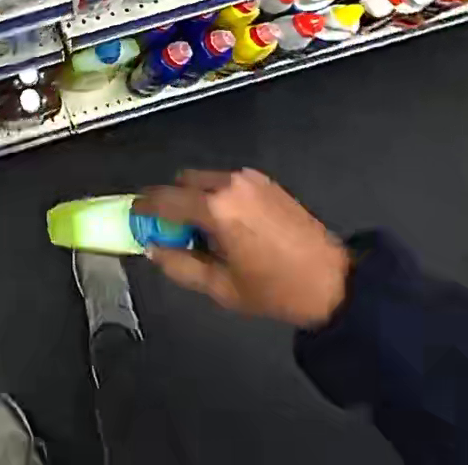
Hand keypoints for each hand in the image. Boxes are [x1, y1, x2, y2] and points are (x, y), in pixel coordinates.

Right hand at [137, 169, 349, 328]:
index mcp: (215, 207)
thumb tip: (153, 248)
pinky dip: (218, 196)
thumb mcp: (221, 288)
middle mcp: (228, 183)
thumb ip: (179, 265)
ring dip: (196, 198)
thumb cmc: (274, 289)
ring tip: (207, 232)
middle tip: (174, 232)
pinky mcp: (265, 180)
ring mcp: (249, 178)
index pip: (164, 198)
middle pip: (182, 181)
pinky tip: (231, 225)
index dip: (144, 208)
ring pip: (205, 179)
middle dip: (172, 202)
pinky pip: (227, 181)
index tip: (135, 218)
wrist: (332, 280)